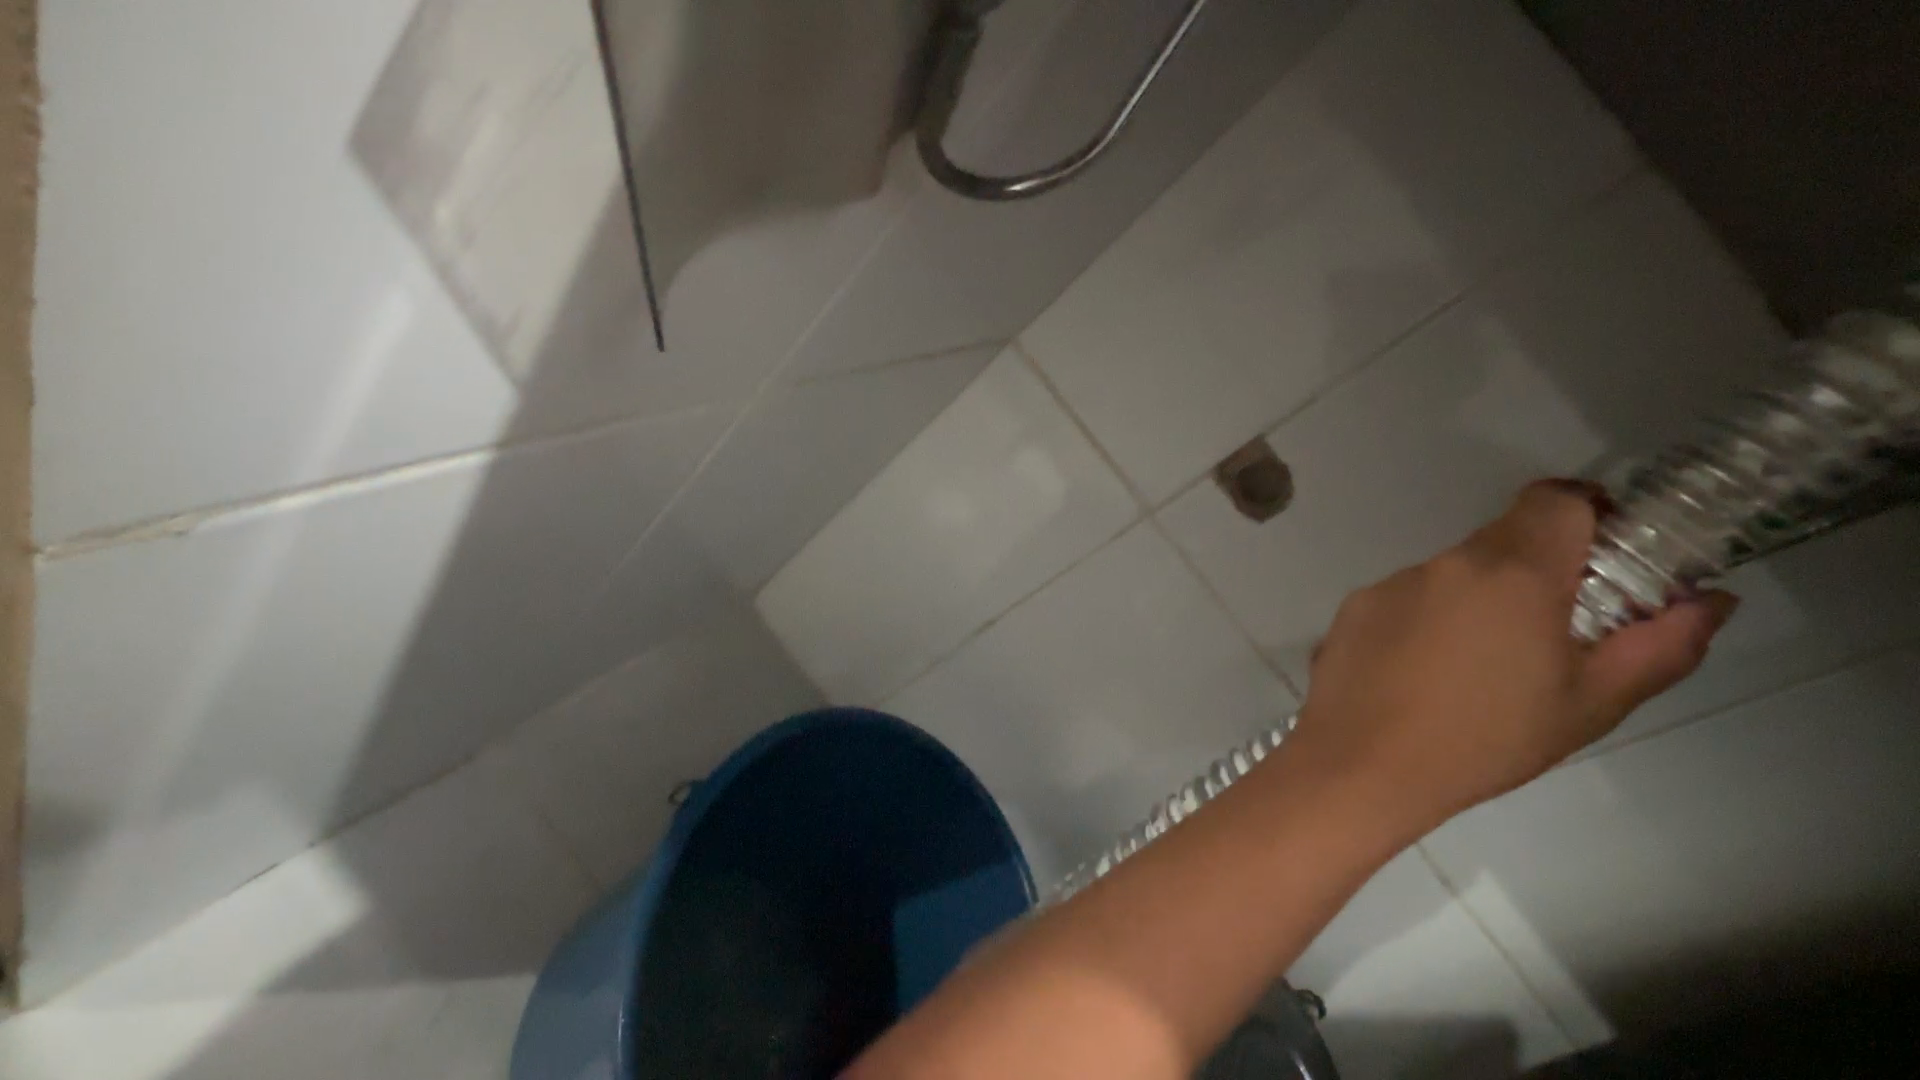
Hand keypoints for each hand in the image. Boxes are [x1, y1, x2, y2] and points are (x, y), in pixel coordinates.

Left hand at [1289, 480, 1737, 834]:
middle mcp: (1446, 563)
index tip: (1605, 553)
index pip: (1556, 499)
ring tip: (1479, 671)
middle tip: (1550, 634)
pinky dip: (1427, 624)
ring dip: (1478, 604)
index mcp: (1512, 572)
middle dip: (1536, 574)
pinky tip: (1423, 678)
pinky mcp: (1353, 608)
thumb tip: (1713, 599)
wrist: (1361, 766)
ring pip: (1453, 576)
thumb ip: (1662, 644)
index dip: (1588, 512)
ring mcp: (1391, 583)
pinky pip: (1407, 602)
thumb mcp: (1592, 702)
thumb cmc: (1486, 738)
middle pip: (1504, 541)